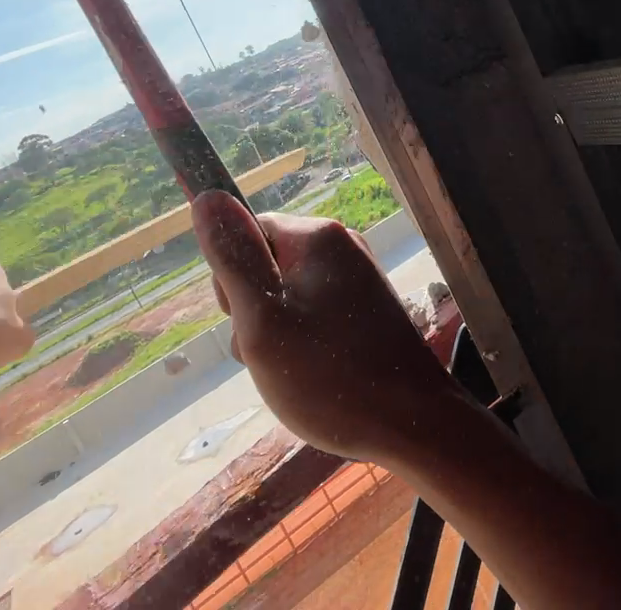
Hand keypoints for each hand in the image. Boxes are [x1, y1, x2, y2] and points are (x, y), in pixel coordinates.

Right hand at [192, 191, 468, 463]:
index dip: (232, 277)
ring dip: (278, 333)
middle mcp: (343, 246)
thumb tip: (208, 196)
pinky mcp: (370, 308)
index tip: (244, 319)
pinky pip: (318, 313)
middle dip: (256, 310)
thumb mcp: (262, 319)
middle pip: (270, 264)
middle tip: (272, 353)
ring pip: (291, 295)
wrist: (413, 423)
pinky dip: (306, 343)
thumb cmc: (329, 376)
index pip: (248, 230)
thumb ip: (234, 258)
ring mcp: (360, 277)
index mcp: (318, 237)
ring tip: (295, 373)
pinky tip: (316, 377)